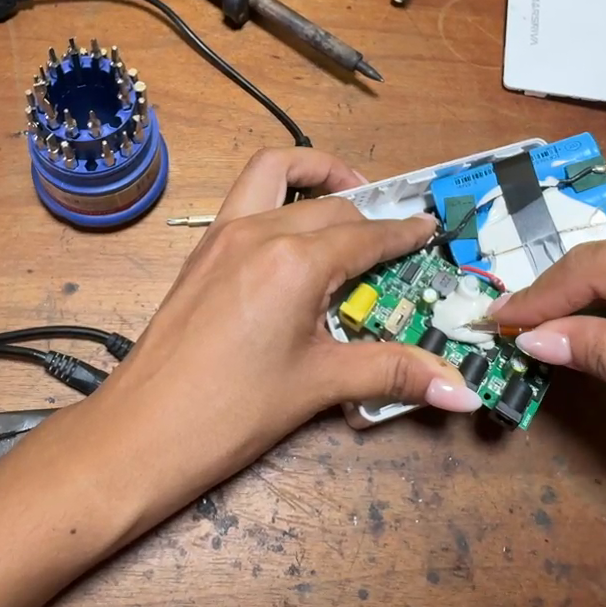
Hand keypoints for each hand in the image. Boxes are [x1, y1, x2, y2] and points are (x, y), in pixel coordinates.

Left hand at [88, 148, 481, 506]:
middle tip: (393, 237)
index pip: (365, 235)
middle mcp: (258, 232)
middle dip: (368, 215)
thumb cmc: (233, 412)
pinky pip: (245, 197)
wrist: (141, 432)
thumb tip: (463, 394)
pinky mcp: (201, 250)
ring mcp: (222, 235)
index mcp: (295, 261)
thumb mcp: (320, 386)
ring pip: (274, 174)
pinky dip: (278, 196)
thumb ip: (393, 372)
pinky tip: (292, 237)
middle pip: (329, 205)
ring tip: (344, 197)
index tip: (427, 227)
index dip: (402, 232)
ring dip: (313, 174)